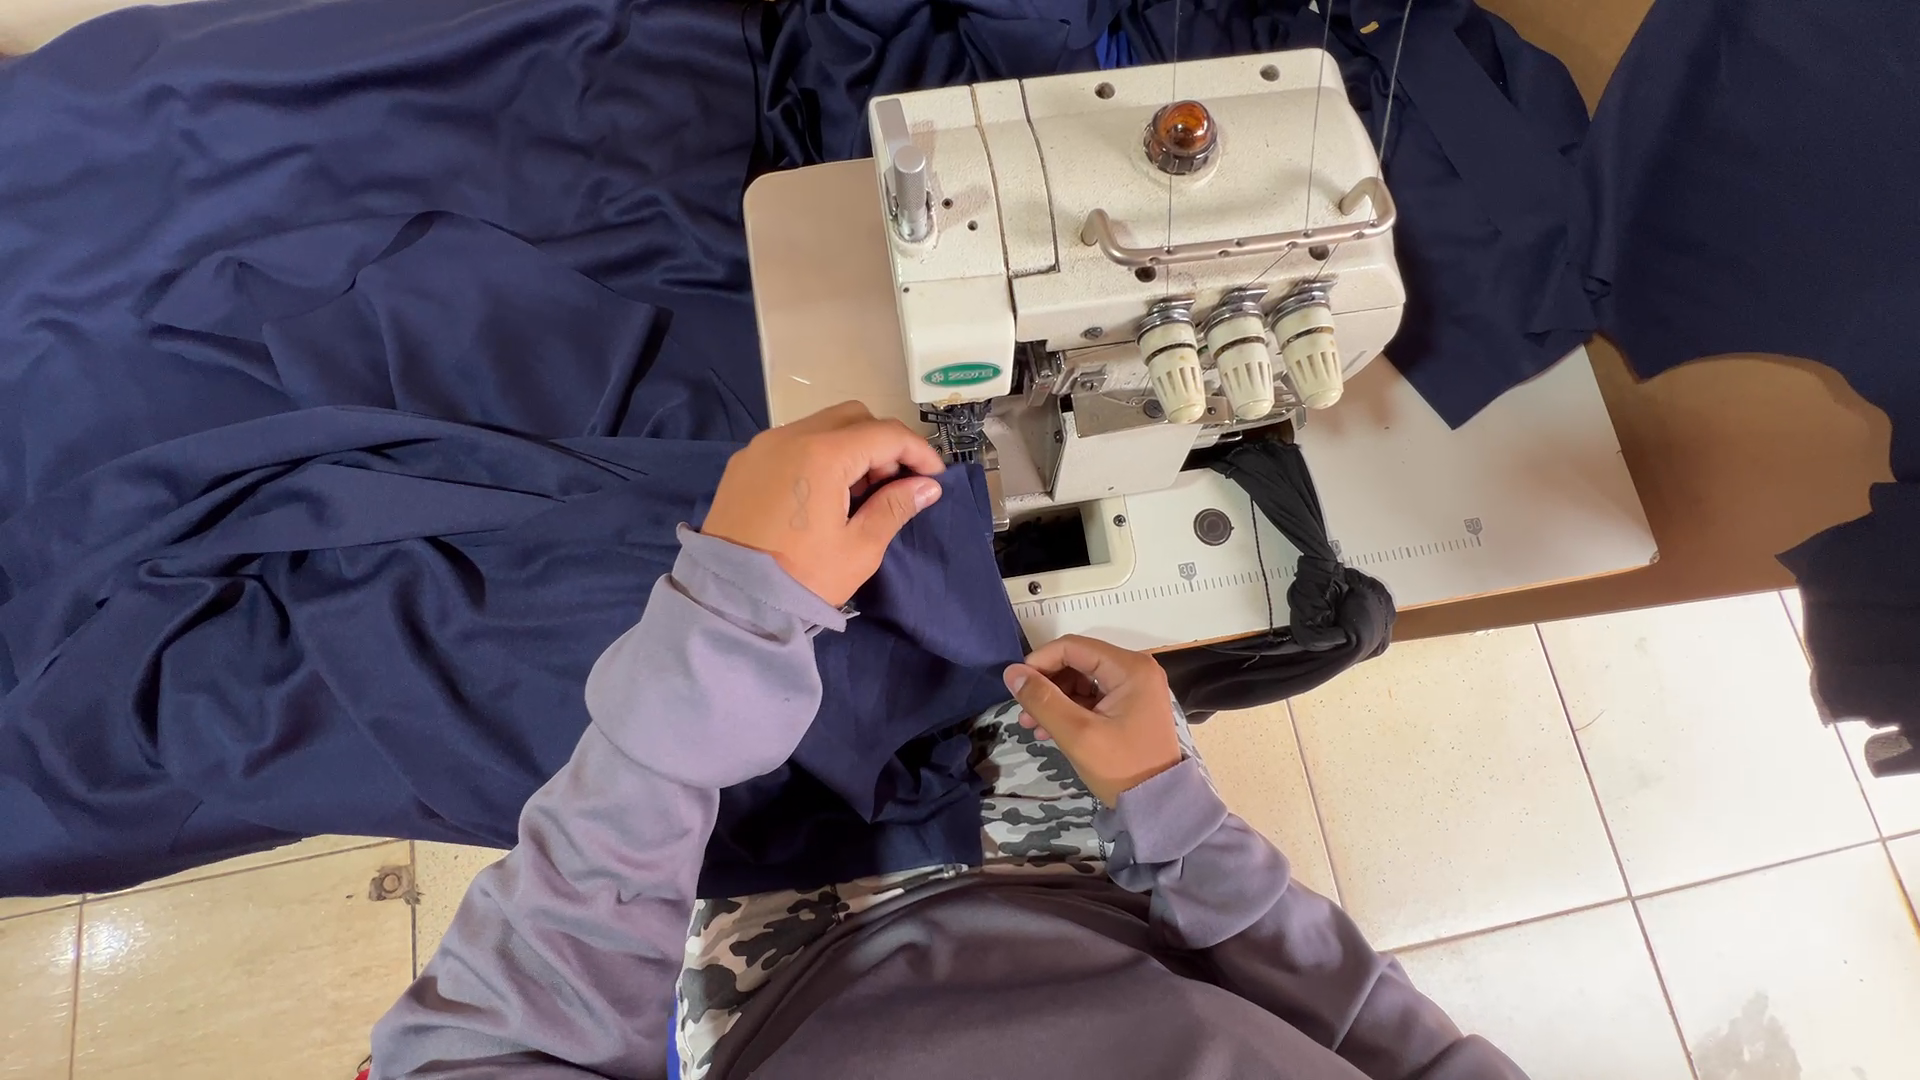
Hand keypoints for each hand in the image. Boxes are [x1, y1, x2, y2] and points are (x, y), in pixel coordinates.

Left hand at [701, 401, 946, 606]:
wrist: (728, 601)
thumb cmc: (801, 577)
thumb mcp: (859, 548)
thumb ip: (895, 507)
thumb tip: (926, 486)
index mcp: (822, 454)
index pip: (885, 433)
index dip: (918, 452)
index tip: (934, 477)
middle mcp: (790, 437)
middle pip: (854, 417)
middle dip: (884, 443)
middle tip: (896, 483)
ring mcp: (762, 447)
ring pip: (821, 426)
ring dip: (852, 447)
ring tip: (861, 492)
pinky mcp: (744, 464)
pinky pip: (793, 442)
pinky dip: (819, 454)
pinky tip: (825, 493)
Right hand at [1003, 635, 1182, 806]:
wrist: (1160, 807)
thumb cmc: (1122, 768)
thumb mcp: (1077, 734)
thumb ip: (1042, 700)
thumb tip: (1011, 672)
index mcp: (1129, 668)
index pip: (1072, 647)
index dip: (1040, 662)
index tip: (1017, 686)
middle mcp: (1134, 669)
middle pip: (1076, 661)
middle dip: (1046, 684)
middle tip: (1023, 711)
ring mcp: (1133, 687)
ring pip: (1080, 679)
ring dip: (1054, 698)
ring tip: (1032, 725)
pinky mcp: (1129, 705)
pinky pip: (1091, 696)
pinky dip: (1069, 709)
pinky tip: (1048, 729)